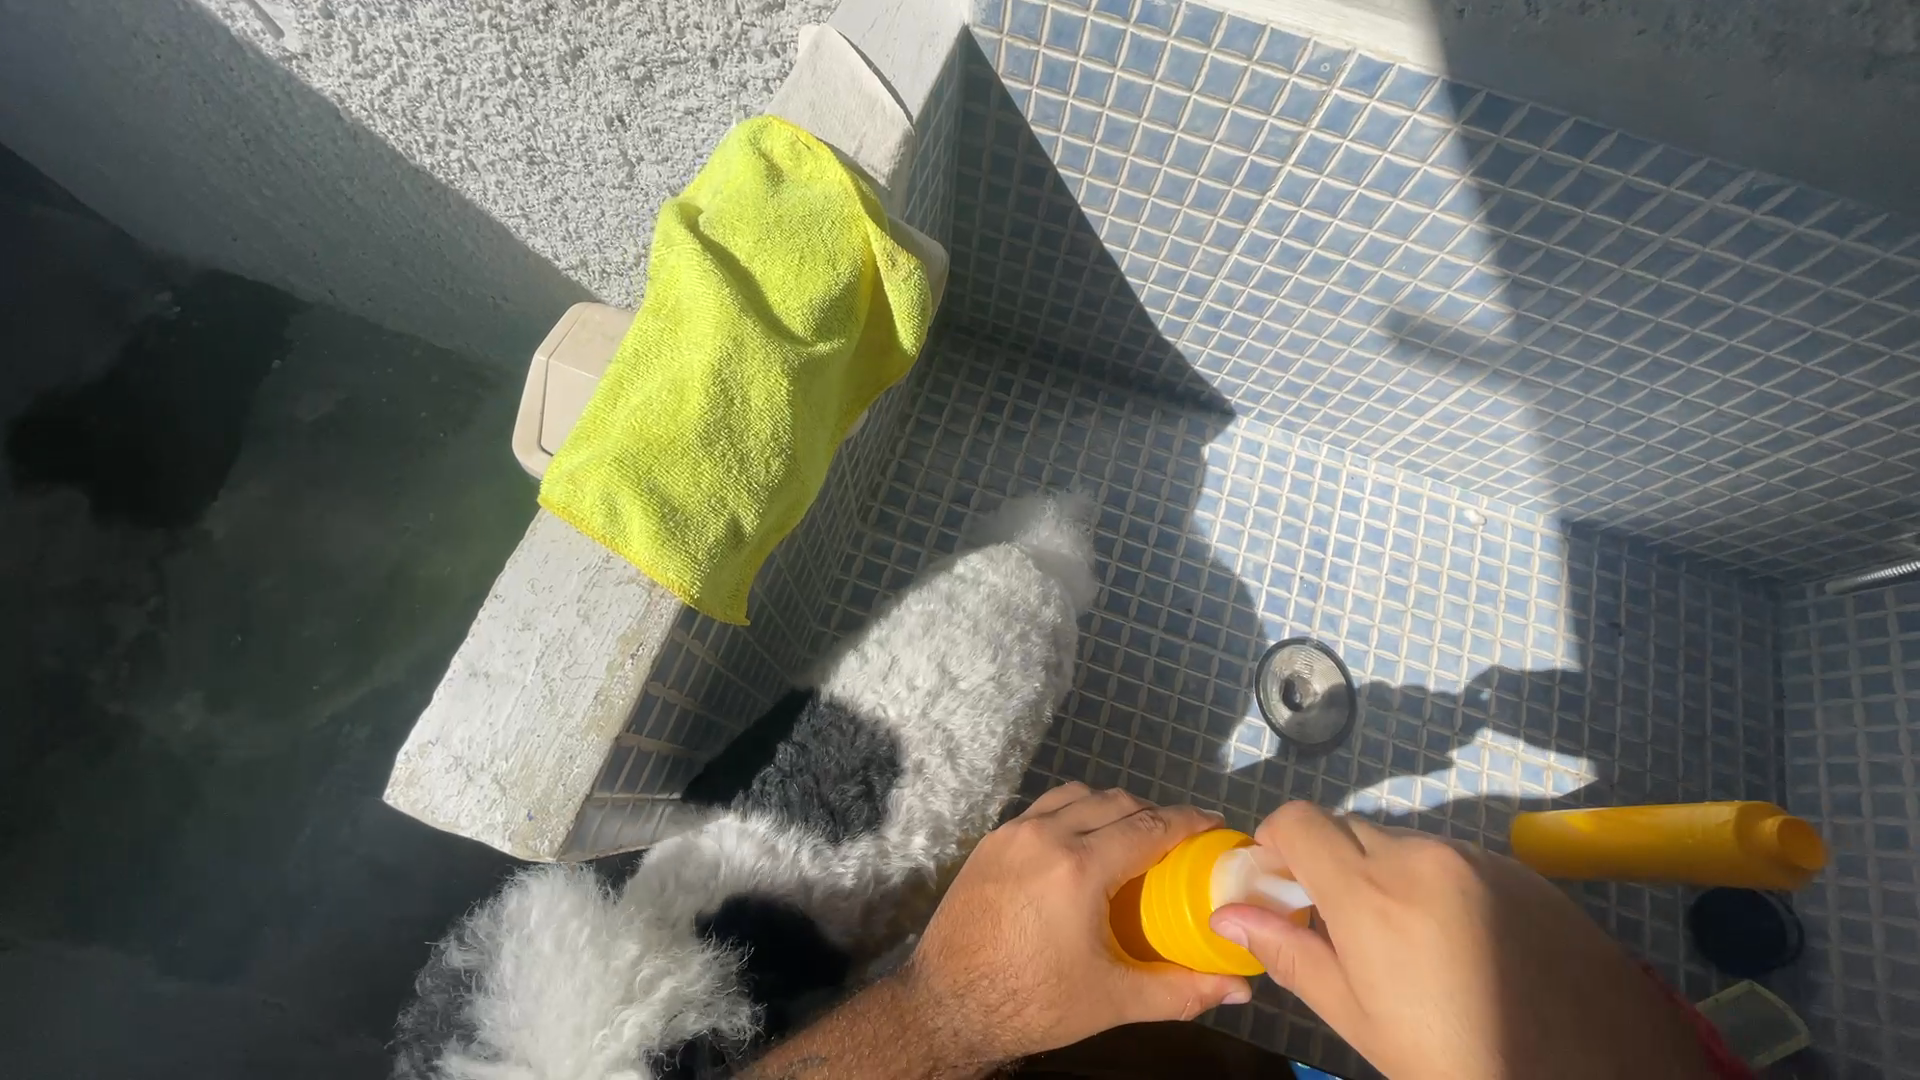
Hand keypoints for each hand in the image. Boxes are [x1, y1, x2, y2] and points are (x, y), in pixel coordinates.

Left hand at [902, 783, 1250, 1067]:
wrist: (948, 1001)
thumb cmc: (1033, 1001)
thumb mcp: (1112, 1001)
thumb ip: (1180, 990)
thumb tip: (1240, 989)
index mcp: (1079, 868)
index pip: (1148, 827)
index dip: (1188, 821)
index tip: (1214, 824)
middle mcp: (1046, 834)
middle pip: (1115, 802)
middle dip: (1153, 812)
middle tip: (1178, 839)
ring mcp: (1014, 831)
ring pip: (1076, 795)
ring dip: (1111, 806)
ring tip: (1131, 835)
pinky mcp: (992, 839)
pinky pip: (1044, 807)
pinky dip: (1073, 811)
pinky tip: (1081, 842)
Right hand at [1209, 802, 1713, 1079]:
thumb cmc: (1458, 1064)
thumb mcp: (1361, 1021)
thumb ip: (1289, 953)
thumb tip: (1224, 915)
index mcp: (1370, 892)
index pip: (1297, 819)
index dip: (1276, 841)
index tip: (1280, 881)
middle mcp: (1420, 855)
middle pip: (1347, 828)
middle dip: (1331, 861)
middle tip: (1344, 922)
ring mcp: (1478, 859)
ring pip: (1402, 841)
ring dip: (1386, 871)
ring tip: (1415, 940)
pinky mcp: (1525, 873)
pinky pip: (1455, 858)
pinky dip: (1439, 883)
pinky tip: (1466, 942)